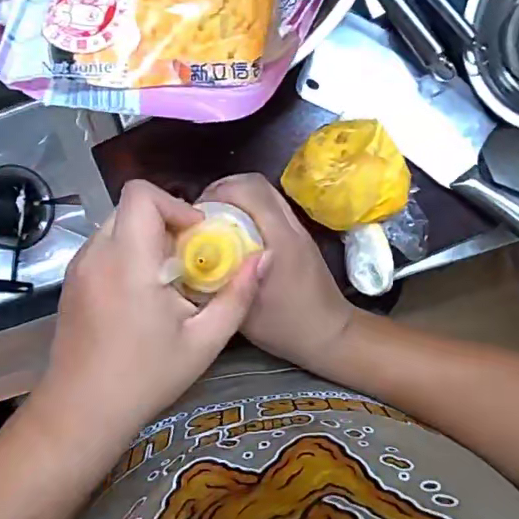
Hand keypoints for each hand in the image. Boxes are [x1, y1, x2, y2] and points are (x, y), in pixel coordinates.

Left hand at [26, 181, 263, 454]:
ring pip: (116, 226)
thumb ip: (238, 296)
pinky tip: (143, 296)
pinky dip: (128, 255)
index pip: (141, 194)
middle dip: (166, 222)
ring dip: (146, 239)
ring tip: (168, 280)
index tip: (197, 238)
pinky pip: (103, 248)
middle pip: (131, 207)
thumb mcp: (205, 341)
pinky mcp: (71, 284)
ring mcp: (78, 269)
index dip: (175, 204)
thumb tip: (264, 258)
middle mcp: (96, 255)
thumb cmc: (146, 377)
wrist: (81, 412)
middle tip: (190, 259)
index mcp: (128, 261)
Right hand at [198, 174, 354, 370]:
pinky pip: (271, 210)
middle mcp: (291, 227)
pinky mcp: (300, 238)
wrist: (330, 334)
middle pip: (255, 184)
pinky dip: (250, 212)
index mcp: (279, 239)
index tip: (195, 214)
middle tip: (201, 215)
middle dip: (223, 191)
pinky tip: (236, 238)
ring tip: (215, 225)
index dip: (217, 192)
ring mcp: (298, 230)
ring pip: (265, 195)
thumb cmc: (287, 327)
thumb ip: (218, 283)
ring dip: (237, 201)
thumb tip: (188, 263)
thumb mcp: (243, 312)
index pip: (249, 190)